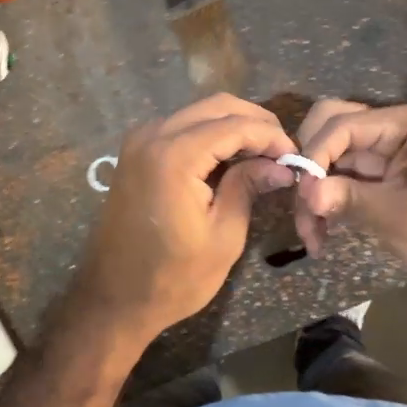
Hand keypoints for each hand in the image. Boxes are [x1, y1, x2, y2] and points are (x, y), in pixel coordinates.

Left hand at [69, 95, 296, 345]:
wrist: (111, 300)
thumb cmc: (171, 278)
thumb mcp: (223, 237)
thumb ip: (249, 187)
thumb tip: (282, 165)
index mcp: (175, 156)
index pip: (236, 125)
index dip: (270, 136)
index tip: (295, 156)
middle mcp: (154, 135)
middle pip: (217, 106)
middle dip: (255, 122)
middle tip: (282, 150)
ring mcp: (141, 140)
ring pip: (199, 111)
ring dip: (233, 125)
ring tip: (263, 154)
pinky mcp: (136, 150)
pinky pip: (182, 125)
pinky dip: (210, 132)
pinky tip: (232, 157)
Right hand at [293, 100, 406, 297]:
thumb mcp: (405, 217)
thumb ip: (352, 199)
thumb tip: (306, 192)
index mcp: (402, 124)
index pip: (341, 124)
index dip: (315, 155)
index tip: (303, 196)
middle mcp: (387, 131)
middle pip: (329, 130)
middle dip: (310, 166)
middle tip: (303, 207)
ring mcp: (380, 156)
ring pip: (327, 159)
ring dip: (312, 193)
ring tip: (312, 237)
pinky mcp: (375, 183)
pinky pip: (336, 183)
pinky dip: (323, 205)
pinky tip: (320, 238)